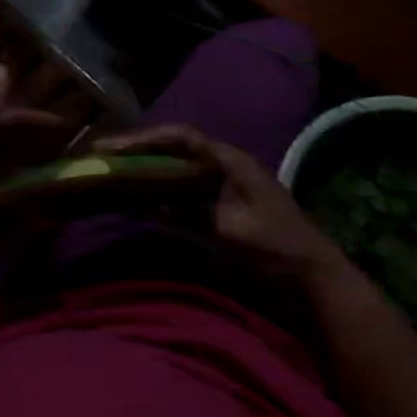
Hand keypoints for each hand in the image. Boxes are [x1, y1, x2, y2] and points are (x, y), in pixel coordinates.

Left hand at [0, 65, 72, 199]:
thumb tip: (3, 66)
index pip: (11, 116)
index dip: (35, 120)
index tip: (63, 125)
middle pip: (5, 141)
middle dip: (31, 144)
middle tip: (62, 153)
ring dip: (22, 172)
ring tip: (48, 181)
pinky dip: (8, 198)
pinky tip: (21, 208)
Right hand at [93, 124, 353, 287]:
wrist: (314, 278)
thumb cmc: (279, 250)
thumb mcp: (235, 231)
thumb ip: (193, 214)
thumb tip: (148, 203)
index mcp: (232, 162)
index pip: (181, 138)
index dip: (144, 139)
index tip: (111, 147)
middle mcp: (225, 167)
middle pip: (175, 149)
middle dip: (138, 152)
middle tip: (102, 158)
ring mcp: (223, 187)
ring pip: (176, 169)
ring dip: (145, 170)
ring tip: (111, 174)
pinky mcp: (221, 207)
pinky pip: (182, 192)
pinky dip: (158, 193)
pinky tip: (137, 202)